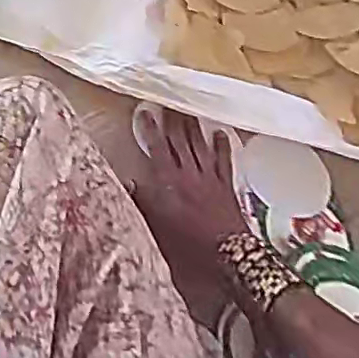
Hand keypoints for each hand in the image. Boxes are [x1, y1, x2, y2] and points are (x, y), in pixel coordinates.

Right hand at [132, 109, 247, 279]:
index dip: (151, 129)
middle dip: (172, 121)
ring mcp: (210, 177)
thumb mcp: (159, 225)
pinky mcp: (226, 184)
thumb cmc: (189, 242)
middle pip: (180, 141)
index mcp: (170, 181)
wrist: (228, 253)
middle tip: (168, 104)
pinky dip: (222, 145)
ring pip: (200, 145)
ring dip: (194, 127)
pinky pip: (223, 160)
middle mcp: (189, 173)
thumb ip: (144, 202)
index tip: (146, 113)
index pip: (158, 148)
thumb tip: (130, 182)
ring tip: (188, 112)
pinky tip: (220, 133)